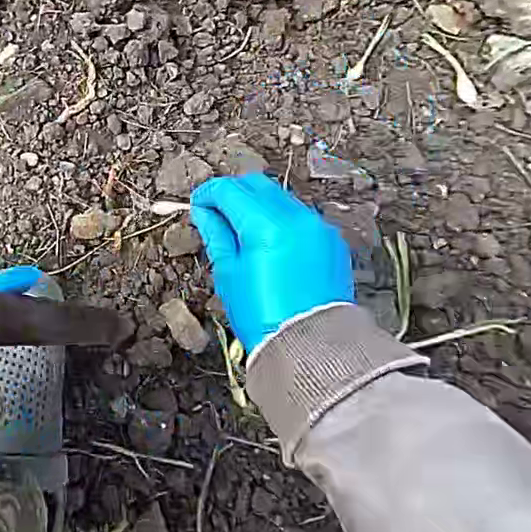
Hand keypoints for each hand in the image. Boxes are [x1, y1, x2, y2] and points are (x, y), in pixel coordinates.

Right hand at [189, 174, 354, 351]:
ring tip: (245, 232)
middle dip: (234, 193)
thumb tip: (205, 211)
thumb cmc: (264, 317)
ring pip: (281, 197)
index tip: (199, 203)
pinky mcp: (331, 238)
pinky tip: (272, 244)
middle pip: (257, 185)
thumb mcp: (228, 274)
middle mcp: (295, 218)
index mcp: (266, 226)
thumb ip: (217, 234)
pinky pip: (301, 216)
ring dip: (259, 205)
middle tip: (219, 213)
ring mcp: (317, 226)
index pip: (230, 190)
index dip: (209, 193)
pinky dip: (282, 220)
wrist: (311, 346)